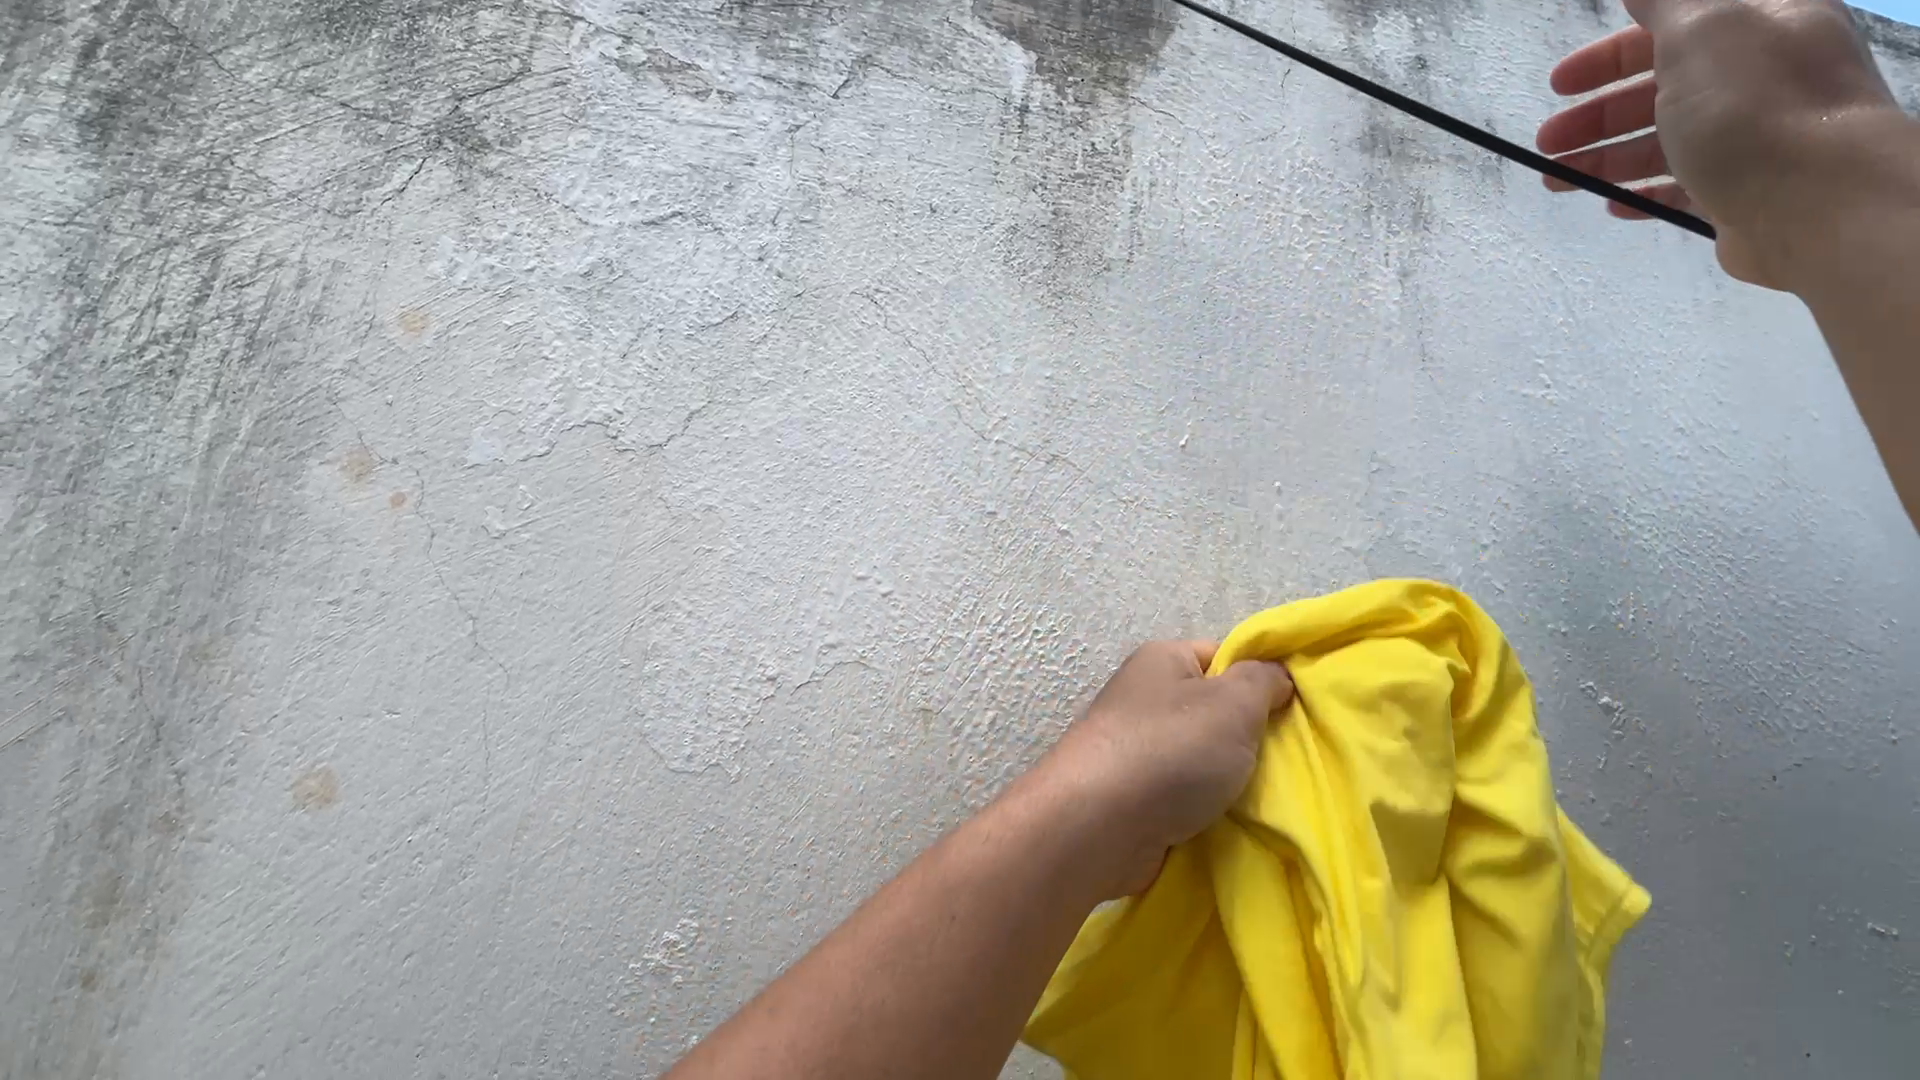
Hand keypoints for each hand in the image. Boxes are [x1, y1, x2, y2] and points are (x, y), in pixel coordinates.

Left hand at [1026, 641, 1293, 900]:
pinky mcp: (1135, 797)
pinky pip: (1187, 796)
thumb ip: (1262, 681)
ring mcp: (1136, 749)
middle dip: (1252, 737)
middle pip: (1215, 712)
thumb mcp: (1232, 703)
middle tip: (1289, 762)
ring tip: (1268, 800)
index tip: (1297, 713)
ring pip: (1204, 759)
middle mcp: (1144, 698)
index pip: (1224, 657)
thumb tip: (1275, 675)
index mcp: (1162, 660)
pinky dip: (1209, 810)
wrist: (1097, 827)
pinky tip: (1235, 825)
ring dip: (1233, 780)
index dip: (1262, 681)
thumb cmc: (1167, 751)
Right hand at [1535, 0, 1903, 287]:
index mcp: (1761, 26)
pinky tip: (1612, 204)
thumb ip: (1668, 2)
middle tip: (1546, 142)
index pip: (1672, 30)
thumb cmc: (1751, 106)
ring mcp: (1753, 135)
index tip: (1558, 84)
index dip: (1608, 55)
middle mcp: (1760, 76)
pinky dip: (1641, 192)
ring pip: (1662, 142)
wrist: (1813, 199)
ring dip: (1603, 160)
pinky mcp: (1741, 189)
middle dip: (1596, 116)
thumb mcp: (1705, 31)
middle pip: (1660, 90)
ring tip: (1556, 183)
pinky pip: (1680, 186)